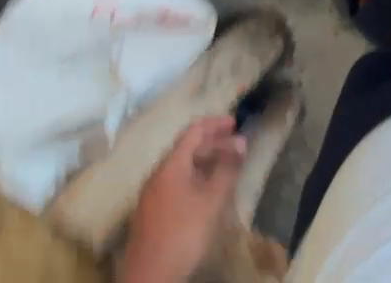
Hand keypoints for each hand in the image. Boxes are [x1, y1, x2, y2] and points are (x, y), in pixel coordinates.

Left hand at [119, 116, 247, 282]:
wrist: (149, 277)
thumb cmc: (183, 233)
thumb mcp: (212, 201)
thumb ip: (227, 168)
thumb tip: (241, 141)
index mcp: (171, 165)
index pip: (193, 131)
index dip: (216, 123)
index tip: (237, 122)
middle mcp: (158, 174)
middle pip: (186, 148)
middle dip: (212, 143)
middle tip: (236, 145)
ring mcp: (152, 194)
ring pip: (180, 167)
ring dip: (204, 161)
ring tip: (225, 167)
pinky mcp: (151, 211)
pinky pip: (175, 182)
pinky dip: (194, 177)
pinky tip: (206, 192)